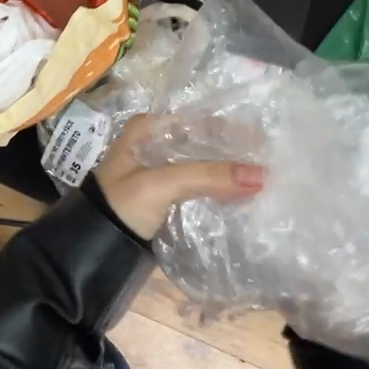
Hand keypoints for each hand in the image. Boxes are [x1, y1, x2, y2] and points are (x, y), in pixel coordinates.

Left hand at [93, 114, 263, 238]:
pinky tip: (247, 196)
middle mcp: (155, 144)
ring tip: (269, 179)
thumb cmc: (120, 205)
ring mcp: (162, 170)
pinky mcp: (168, 195)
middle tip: (275, 163)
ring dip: (231, 172)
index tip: (268, 142)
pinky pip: (202, 186)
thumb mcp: (161, 185)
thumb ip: (208, 176)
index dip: (233, 129)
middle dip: (236, 152)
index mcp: (147, 129)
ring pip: (205, 165)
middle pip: (205, 143)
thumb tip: (262, 175)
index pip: (199, 120)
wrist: (92, 248)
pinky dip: (221, 189)